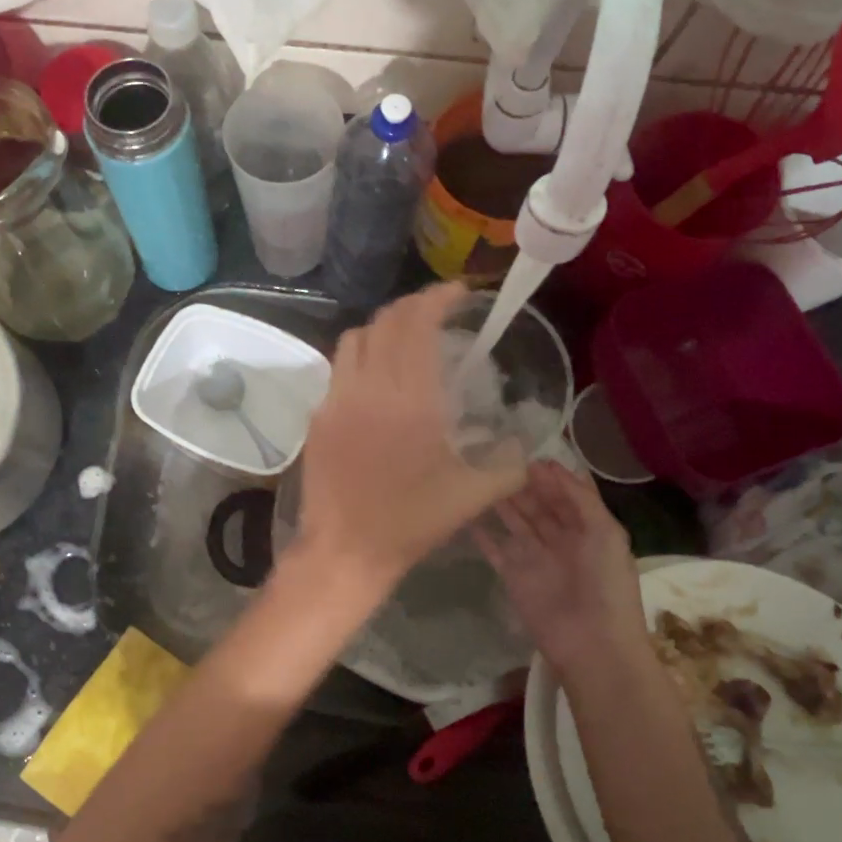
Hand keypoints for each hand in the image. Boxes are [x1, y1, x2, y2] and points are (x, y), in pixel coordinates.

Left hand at [297, 284, 526, 584]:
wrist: (344, 549)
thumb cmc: (410, 521)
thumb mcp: (473, 495)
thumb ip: (508, 464)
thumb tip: (523, 444)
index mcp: (410, 398)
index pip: (417, 323)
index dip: (437, 298)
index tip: (458, 292)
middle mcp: (368, 387)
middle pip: (384, 321)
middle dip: (412, 306)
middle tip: (437, 312)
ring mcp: (336, 399)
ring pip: (354, 339)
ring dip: (382, 328)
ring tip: (405, 340)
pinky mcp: (318, 416)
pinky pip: (338, 370)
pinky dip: (361, 359)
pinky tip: (378, 382)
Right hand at [473, 461, 645, 659]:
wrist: (592, 643)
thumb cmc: (605, 584)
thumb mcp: (605, 533)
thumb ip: (579, 498)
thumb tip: (548, 467)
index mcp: (588, 530)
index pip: (566, 494)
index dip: (548, 476)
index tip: (524, 452)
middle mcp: (561, 540)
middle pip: (539, 505)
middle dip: (522, 484)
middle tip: (496, 459)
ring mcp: (535, 558)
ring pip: (516, 522)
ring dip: (502, 502)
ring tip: (480, 476)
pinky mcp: (513, 576)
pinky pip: (494, 550)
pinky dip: (482, 534)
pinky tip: (466, 513)